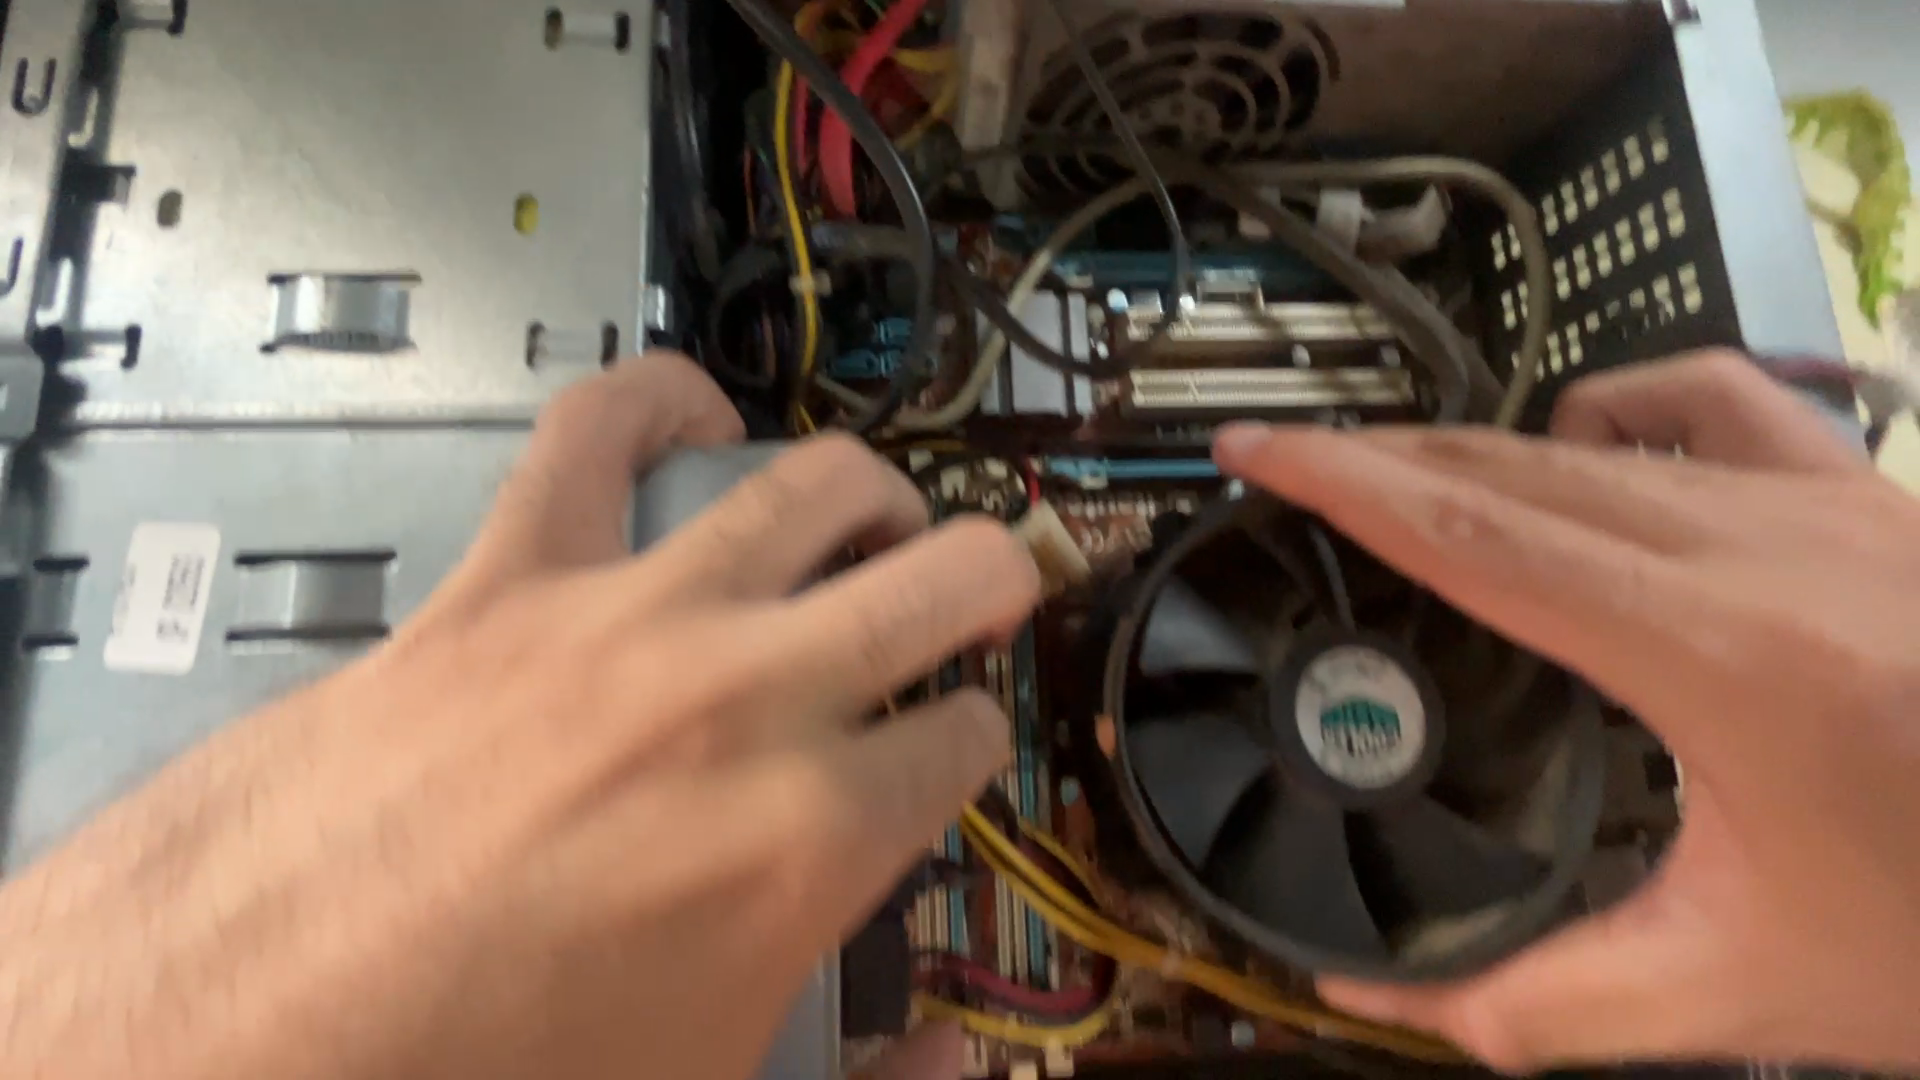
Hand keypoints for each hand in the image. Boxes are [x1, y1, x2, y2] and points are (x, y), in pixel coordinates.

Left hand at [0, 353, 1038, 1079]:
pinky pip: (594, 433)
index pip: (966, 736)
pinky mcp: (511, 579)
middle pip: (947, 575)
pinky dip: (656, 400)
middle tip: (978, 601)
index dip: (973, 738)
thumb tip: (956, 1055)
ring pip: (810, 485)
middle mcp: (752, 697)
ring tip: (876, 519)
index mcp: (816, 837)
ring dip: (873, 494)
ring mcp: (632, 618)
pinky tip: (694, 415)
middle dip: (993, 581)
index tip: (950, 744)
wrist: (202, 1072)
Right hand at [1213, 351, 1919, 1071]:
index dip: (1338, 479)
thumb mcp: (1749, 991)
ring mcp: (1826, 498)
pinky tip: (1559, 453)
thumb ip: (1535, 999)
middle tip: (1266, 461)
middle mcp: (1769, 545)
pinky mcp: (1859, 490)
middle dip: (1359, 452)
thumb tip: (1357, 998)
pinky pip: (1694, 401)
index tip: (1248, 447)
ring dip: (1446, 445)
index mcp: (1727, 658)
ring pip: (1572, 432)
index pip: (1471, 532)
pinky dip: (1593, 410)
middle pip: (1498, 465)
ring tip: (1370, 475)